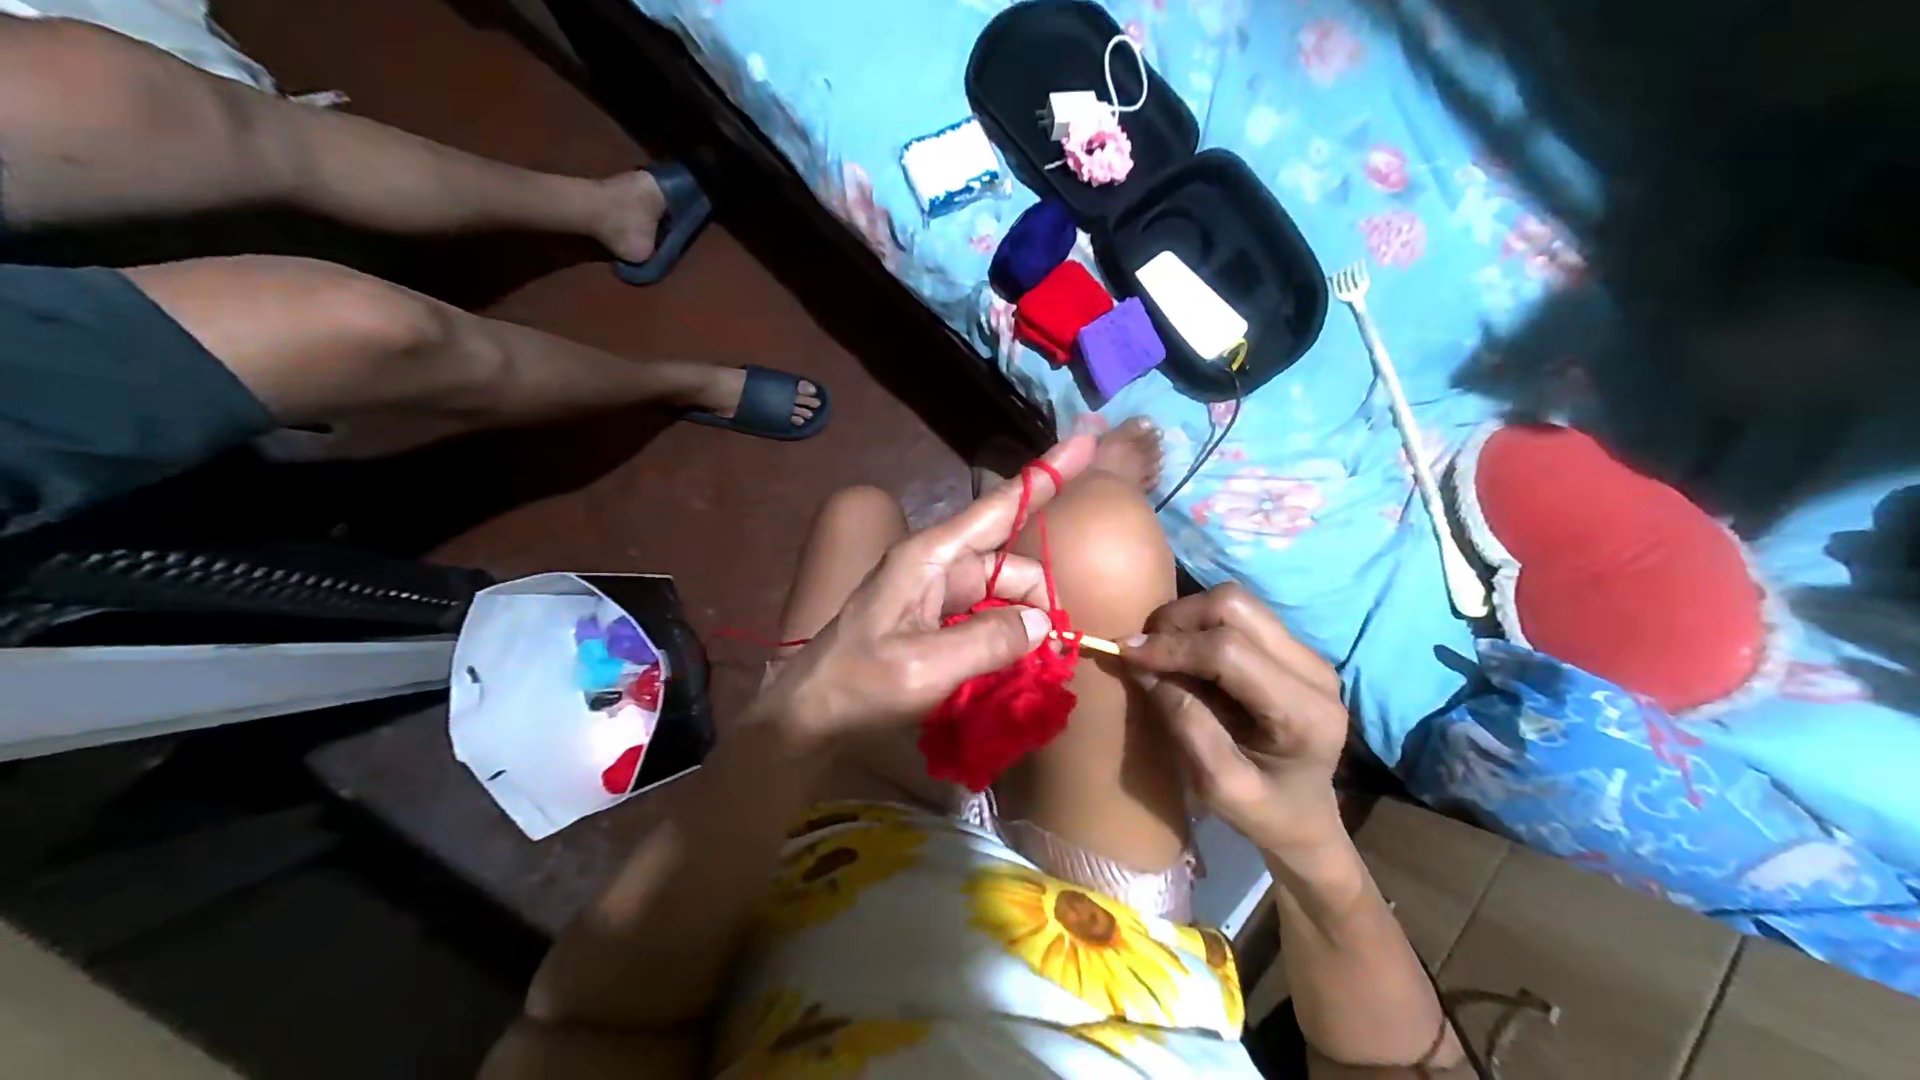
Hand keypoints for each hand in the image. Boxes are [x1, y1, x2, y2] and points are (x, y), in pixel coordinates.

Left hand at [755, 435, 1099, 742]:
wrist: (810, 715)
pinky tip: (1017, 664)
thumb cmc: (859, 685)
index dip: (1046, 474)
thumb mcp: (926, 667)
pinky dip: (1005, 634)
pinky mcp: (933, 619)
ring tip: (1039, 664)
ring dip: (1024, 622)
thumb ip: (990, 640)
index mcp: (929, 557)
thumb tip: (1042, 623)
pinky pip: (984, 615)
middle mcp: (935, 564)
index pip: (998, 507)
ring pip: (1000, 592)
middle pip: (1008, 563)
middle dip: (1039, 596)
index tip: (1087, 440)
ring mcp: (933, 593)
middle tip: (1059, 646)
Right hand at [1122, 585, 1349, 863]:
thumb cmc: (1263, 813)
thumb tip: (1143, 667)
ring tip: (1161, 651)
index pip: (1229, 651)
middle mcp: (1314, 670)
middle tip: (1144, 651)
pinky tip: (1185, 653)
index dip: (1172, 647)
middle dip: (1178, 620)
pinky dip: (1201, 624)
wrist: (1305, 817)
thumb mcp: (1218, 785)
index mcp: (1305, 713)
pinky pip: (1239, 614)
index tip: (1126, 654)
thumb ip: (1185, 724)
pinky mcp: (1291, 647)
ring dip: (1188, 618)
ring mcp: (1306, 654)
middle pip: (1235, 607)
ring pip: (1236, 601)